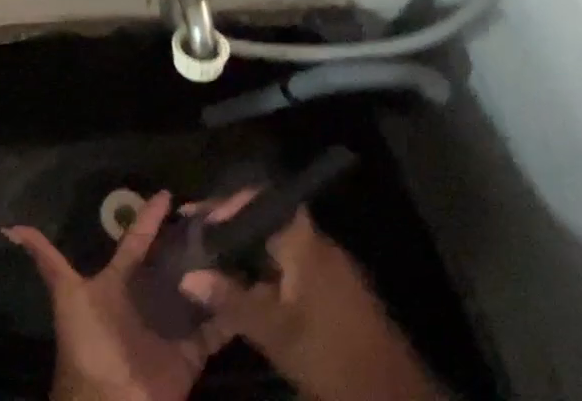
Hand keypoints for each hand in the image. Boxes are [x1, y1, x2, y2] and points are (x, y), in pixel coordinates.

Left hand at [4, 191, 234, 400]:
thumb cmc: (87, 344)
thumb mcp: (65, 295)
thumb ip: (45, 260)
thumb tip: (9, 227)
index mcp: (119, 281)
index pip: (137, 241)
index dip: (150, 219)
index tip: (169, 194)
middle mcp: (147, 297)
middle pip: (173, 263)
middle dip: (192, 241)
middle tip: (219, 214)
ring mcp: (171, 325)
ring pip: (198, 291)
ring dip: (215, 272)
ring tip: (241, 244)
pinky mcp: (192, 352)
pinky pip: (217, 330)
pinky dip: (234, 315)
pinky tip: (254, 292)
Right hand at [179, 200, 445, 400]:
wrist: (394, 396)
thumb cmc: (332, 356)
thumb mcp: (275, 332)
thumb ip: (231, 301)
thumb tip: (187, 276)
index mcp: (307, 245)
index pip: (266, 201)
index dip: (231, 203)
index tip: (201, 218)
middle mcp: (320, 248)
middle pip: (268, 222)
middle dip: (232, 229)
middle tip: (197, 241)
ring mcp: (331, 271)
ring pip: (278, 248)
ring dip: (246, 253)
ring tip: (210, 265)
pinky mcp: (335, 294)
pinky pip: (291, 268)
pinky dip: (264, 273)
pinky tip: (243, 293)